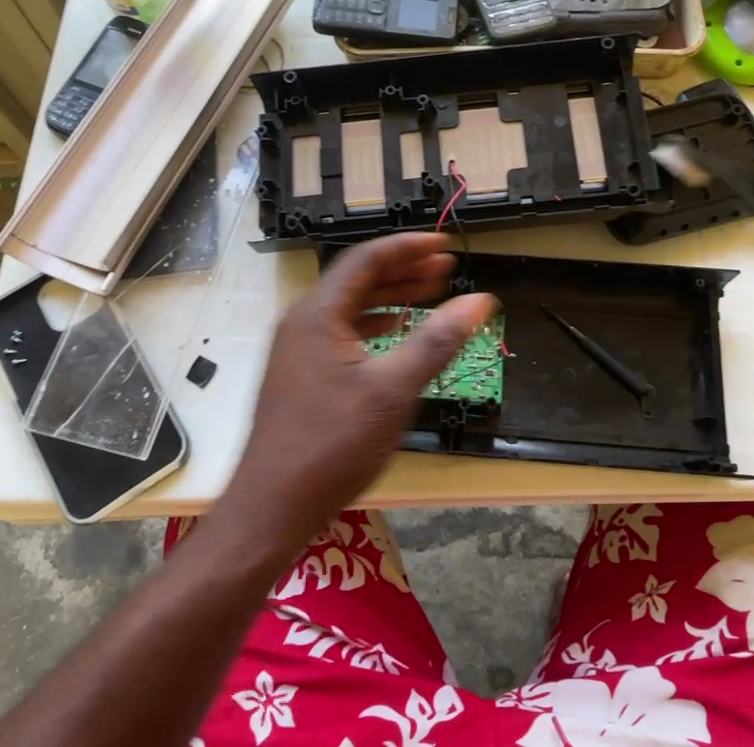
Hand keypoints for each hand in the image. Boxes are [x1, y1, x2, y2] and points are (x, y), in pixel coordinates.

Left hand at [221, 233, 497, 549]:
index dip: (408, 248)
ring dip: (390, 298)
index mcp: (317, 314)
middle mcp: (302, 323)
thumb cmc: (333, 445)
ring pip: (350, 309)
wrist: (273, 506)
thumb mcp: (393, 391)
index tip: (445, 246)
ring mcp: (298, 351)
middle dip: (403, 271)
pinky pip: (342, 334)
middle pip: (357, 280)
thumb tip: (480, 301)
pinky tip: (396, 335)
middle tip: (447, 269)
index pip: (366, 260)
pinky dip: (374, 327)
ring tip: (431, 295)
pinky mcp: (301, 376)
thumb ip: (436, 342)